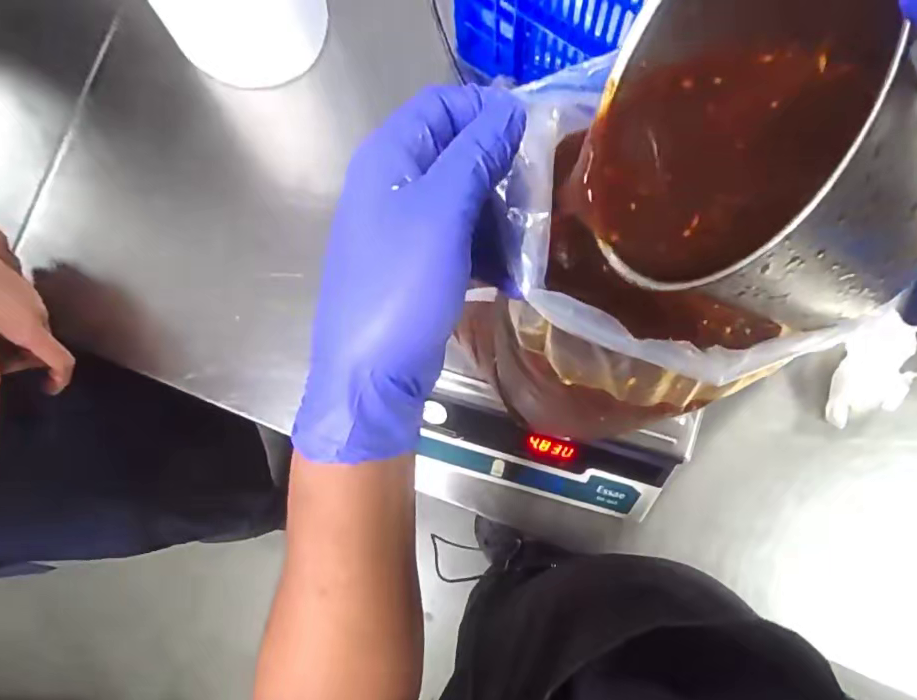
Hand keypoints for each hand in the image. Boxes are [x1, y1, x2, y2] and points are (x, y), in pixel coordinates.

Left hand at [0, 169, 75, 393]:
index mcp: (23, 321)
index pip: (60, 358)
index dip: (59, 378)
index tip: (44, 389)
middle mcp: (32, 304)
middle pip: (48, 340)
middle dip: (33, 356)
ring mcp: (22, 283)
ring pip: (36, 320)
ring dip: (22, 335)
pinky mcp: (8, 268)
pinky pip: (24, 302)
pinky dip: (14, 315)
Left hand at [293, 85, 525, 463]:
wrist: (372, 374)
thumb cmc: (402, 288)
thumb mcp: (442, 213)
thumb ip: (475, 157)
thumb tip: (509, 111)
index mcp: (389, 160)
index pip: (441, 107)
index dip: (489, 111)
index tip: (538, 130)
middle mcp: (392, 189)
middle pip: (455, 158)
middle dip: (501, 171)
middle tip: (544, 191)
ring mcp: (404, 235)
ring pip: (462, 207)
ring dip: (500, 220)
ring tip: (536, 240)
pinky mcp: (418, 274)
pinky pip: (459, 249)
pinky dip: (488, 256)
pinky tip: (516, 277)